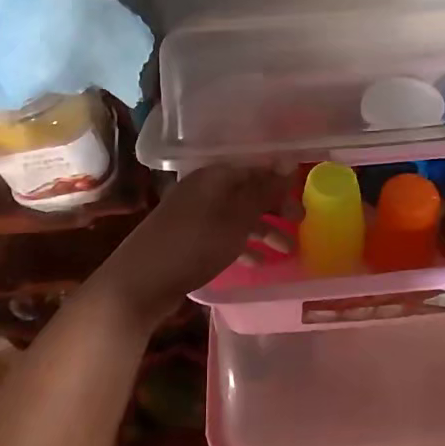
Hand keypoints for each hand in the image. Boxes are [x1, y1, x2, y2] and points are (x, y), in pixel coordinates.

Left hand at [90, 165, 286, 326]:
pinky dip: (243, 244)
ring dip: (264, 230)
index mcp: (214, 176)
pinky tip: (260, 262)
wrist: (140, 284)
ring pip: (238, 215)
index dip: (281, 181)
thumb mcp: (236, 218)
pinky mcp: (188, 239)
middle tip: (301, 223)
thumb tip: (288, 162)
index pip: (256, 168)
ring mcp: (194, 214)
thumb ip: (263, 190)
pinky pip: (224, 235)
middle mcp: (204, 189)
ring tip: (289, 250)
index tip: (304, 198)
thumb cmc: (194, 245)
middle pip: (248, 191)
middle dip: (276, 207)